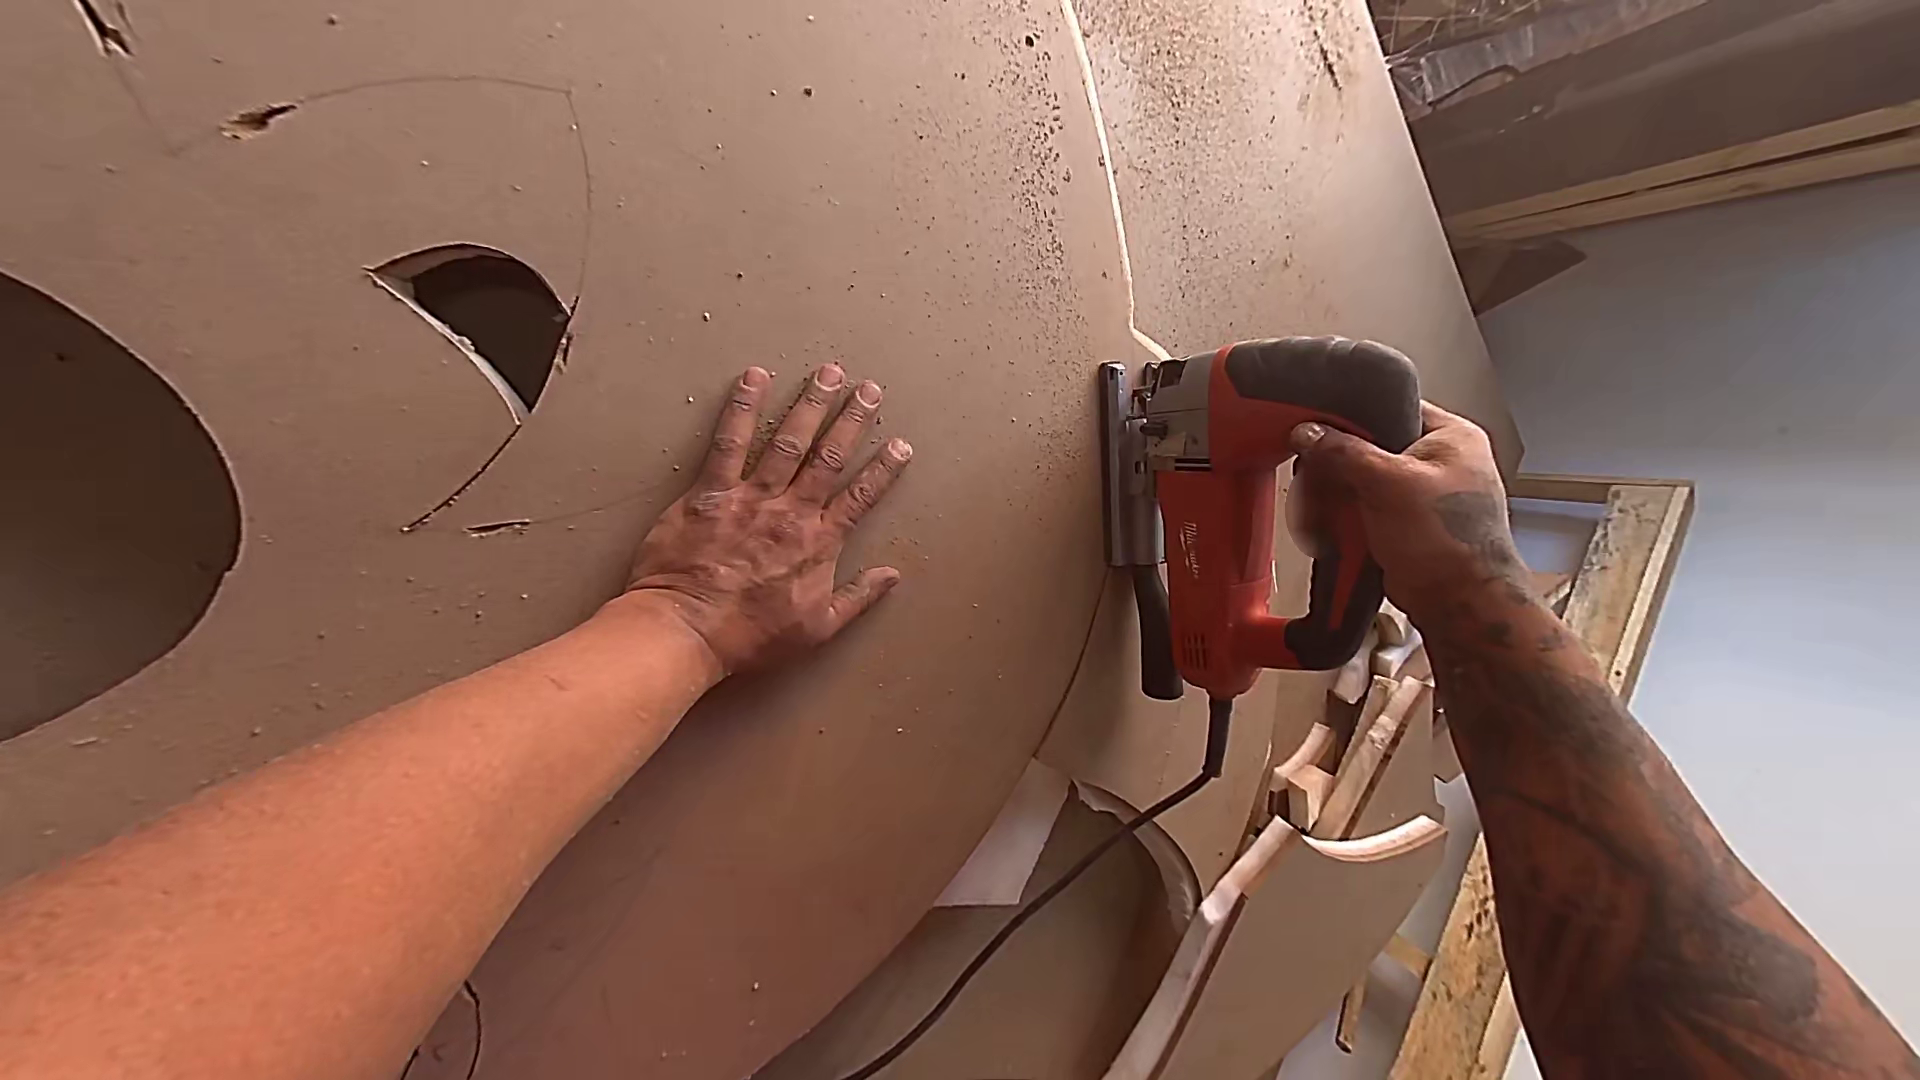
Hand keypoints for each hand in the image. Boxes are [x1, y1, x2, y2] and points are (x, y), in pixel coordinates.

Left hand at [622, 364, 912, 673]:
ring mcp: (751, 498)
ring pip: (788, 441)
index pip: (861, 497)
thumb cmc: (752, 635)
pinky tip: (756, 378)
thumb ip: (859, 597)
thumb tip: (893, 576)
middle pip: (829, 458)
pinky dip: (744, 408)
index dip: (884, 469)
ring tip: (829, 373)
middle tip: (870, 390)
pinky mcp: (711, 492)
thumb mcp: (819, 628)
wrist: (688, 632)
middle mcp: (791, 512)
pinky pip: (729, 442)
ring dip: (811, 405)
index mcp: (819, 543)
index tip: (900, 445)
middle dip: (853, 421)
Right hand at [1290, 402, 1523, 624]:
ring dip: (1329, 498)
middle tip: (1314, 484)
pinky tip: (1326, 529)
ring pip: (1352, 479)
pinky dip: (1337, 517)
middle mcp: (1432, 459)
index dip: (1348, 418)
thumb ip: (1344, 452)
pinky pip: (1354, 506)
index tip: (1315, 431)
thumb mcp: (1388, 484)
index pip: (1387, 407)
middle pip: (1361, 447)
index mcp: (1448, 437)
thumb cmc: (1447, 541)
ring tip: (1319, 516)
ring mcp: (1412, 491)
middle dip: (1332, 470)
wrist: (1457, 600)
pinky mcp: (1395, 518)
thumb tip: (1308, 432)